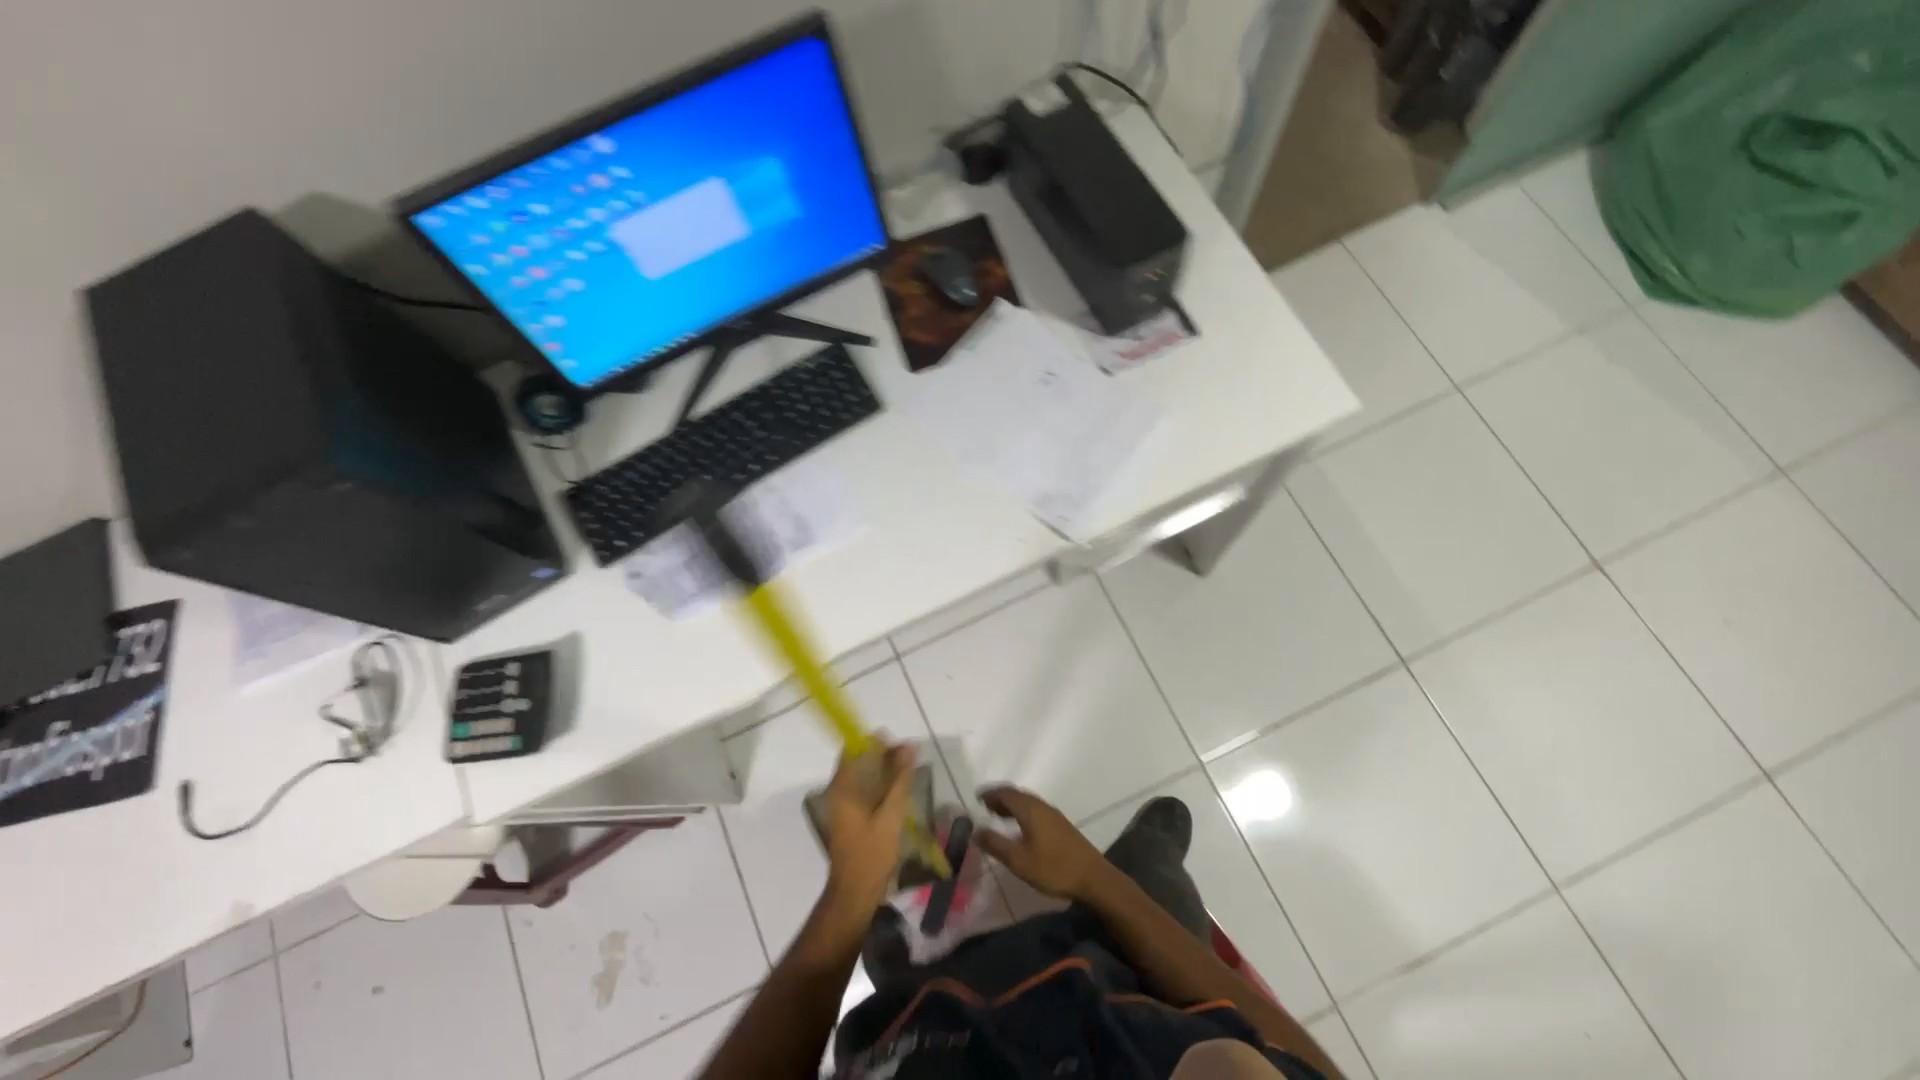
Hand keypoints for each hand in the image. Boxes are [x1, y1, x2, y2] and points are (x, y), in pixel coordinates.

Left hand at [820, 744, 918, 913]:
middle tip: (910, 760)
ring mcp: (842, 805)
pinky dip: (880, 786)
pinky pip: (864, 791)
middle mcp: (837, 792)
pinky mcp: (849, 817)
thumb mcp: (891, 816)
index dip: (877, 742)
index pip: (854, 749)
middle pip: (858, 760)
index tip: (901, 747)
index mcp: (842, 788)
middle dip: (884, 755)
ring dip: (884, 771)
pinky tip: (899, 794)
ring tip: (909, 774)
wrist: (856, 892)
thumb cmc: (872, 854)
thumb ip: (900, 780)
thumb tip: (909, 747)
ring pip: (862, 776)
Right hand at [975, 786, 1110, 902]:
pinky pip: (1036, 810)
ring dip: (1012, 806)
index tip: (976, 798)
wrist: (1093, 878)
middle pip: (1018, 795)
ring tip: (998, 817)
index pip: (1006, 793)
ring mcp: (1054, 815)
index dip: (990, 793)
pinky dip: (1023, 813)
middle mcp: (1042, 806)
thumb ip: (995, 844)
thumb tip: (976, 831)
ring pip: (1028, 803)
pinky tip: (1021, 829)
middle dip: (1000, 798)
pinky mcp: (1061, 826)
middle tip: (985, 807)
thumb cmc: (1053, 868)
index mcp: (1031, 810)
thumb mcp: (1018, 860)